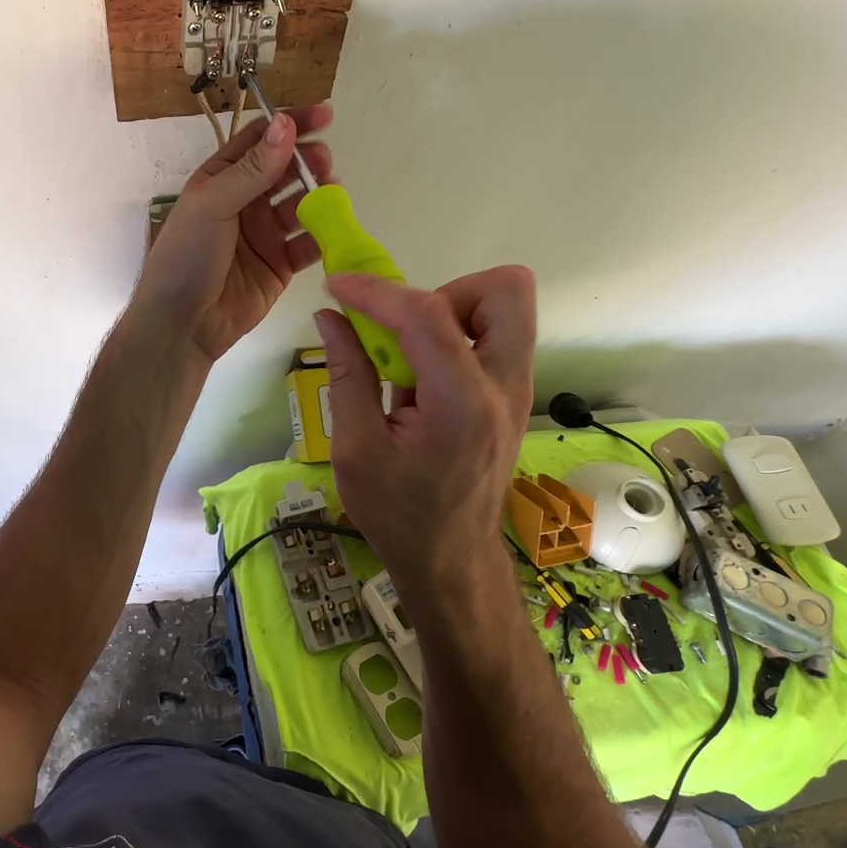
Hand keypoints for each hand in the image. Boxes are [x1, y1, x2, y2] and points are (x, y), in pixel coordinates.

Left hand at [131, 105, 335, 361]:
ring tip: (332, 191)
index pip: (259, 140)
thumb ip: (253, 168)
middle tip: (325, 161)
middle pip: (285, 171)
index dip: (290, 125)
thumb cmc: (187, 256)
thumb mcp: (213, 203)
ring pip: (301, 205)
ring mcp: (264, 235)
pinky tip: (334, 227)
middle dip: (308, 161)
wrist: (182, 323)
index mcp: (221, 180)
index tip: (325, 115)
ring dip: (319, 194)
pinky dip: (324, 234)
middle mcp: (244, 203)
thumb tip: (286, 124)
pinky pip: (308, 244)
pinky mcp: (280, 266)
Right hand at [314, 267, 536, 580]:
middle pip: (506, 290)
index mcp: (462, 403)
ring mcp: (516, 392)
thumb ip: (346, 374)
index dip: (376, 291)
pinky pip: (495, 338)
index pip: (428, 315)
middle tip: (403, 327)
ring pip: (508, 308)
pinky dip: (456, 337)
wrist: (450, 561)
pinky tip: (420, 377)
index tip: (337, 286)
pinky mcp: (512, 398)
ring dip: (453, 312)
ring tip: (408, 353)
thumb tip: (330, 316)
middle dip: (446, 291)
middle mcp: (504, 387)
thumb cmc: (397, 512)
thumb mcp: (355, 447)